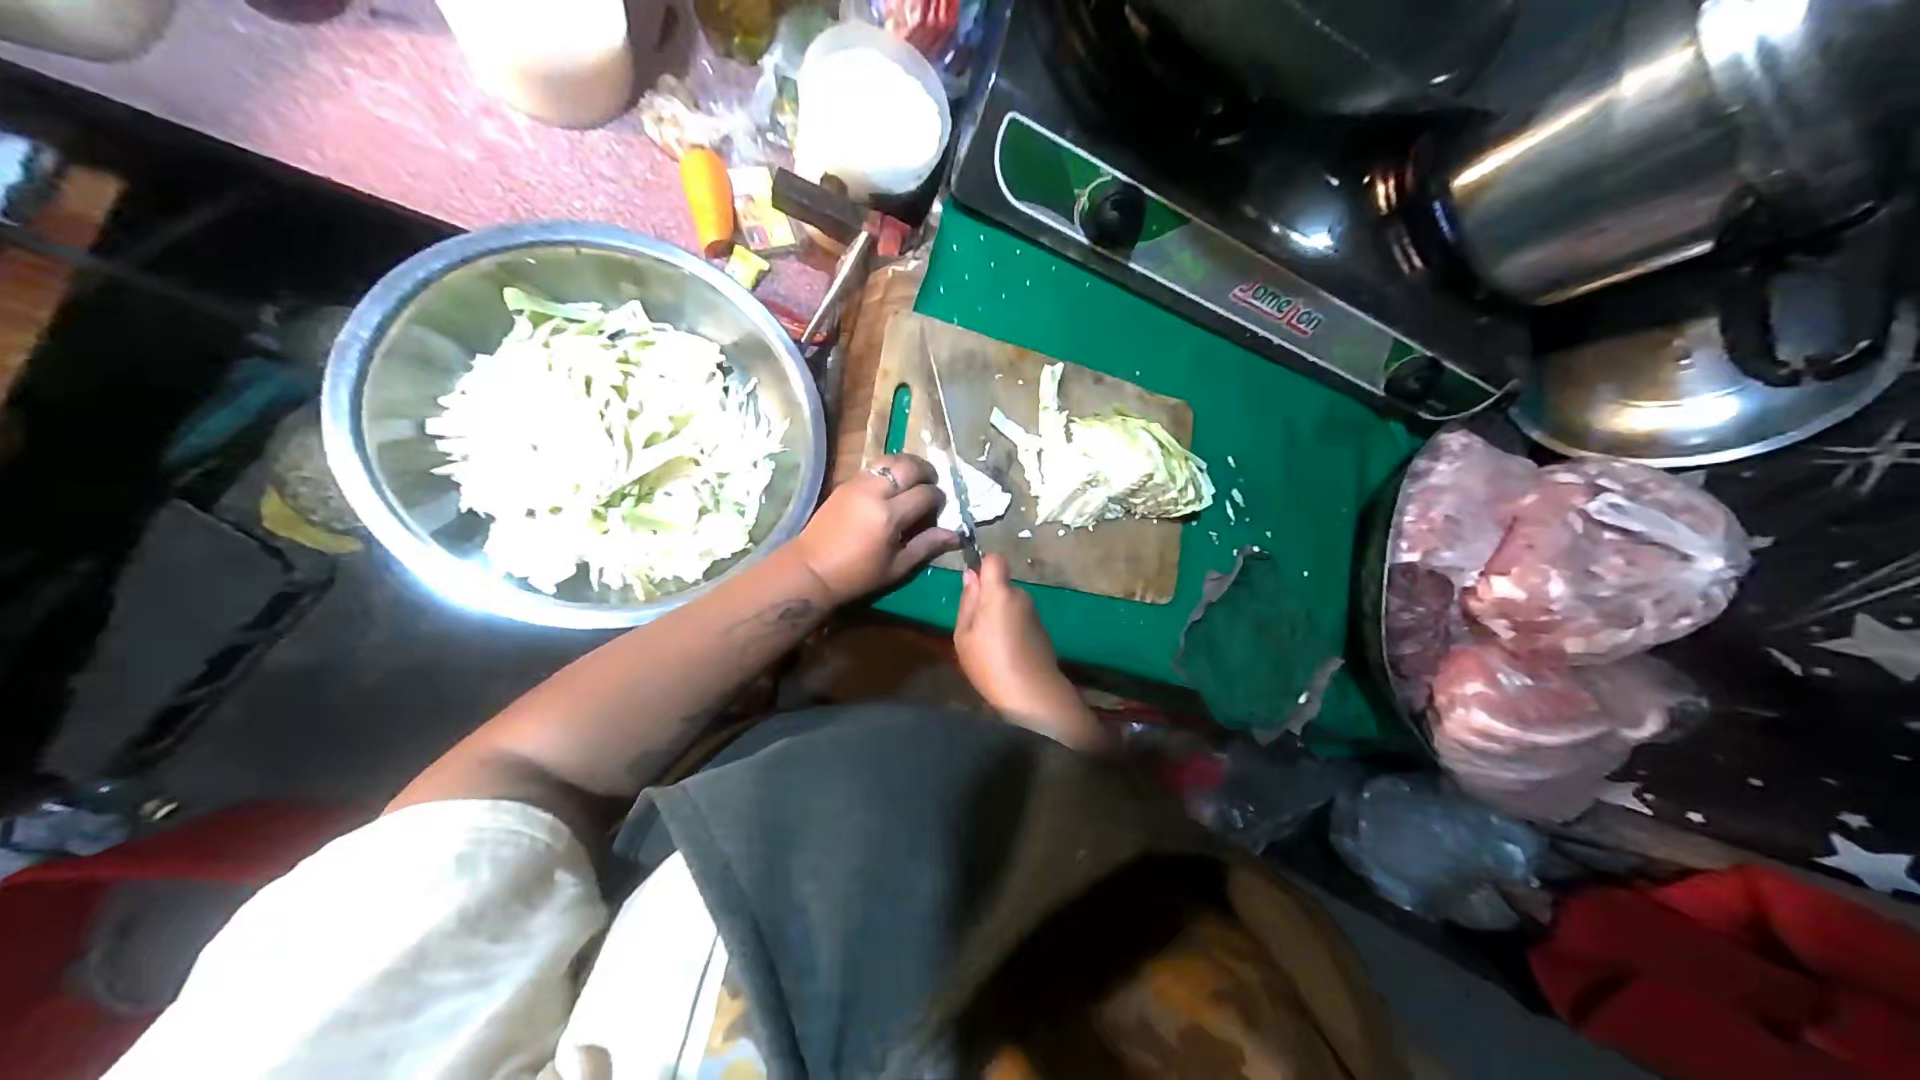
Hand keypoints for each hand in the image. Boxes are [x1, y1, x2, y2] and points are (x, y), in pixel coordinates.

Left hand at [788, 453, 959, 604]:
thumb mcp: (897, 567)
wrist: (812, 569)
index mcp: (889, 516)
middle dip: (927, 473)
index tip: (939, 510)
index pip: (926, 494)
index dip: (938, 500)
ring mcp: (858, 483)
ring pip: (891, 459)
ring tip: (915, 480)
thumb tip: (956, 535)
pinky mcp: (846, 482)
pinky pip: (875, 465)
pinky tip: (893, 484)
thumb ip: (927, 546)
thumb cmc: (857, 575)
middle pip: (910, 467)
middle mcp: (875, 492)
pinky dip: (890, 469)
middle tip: (932, 486)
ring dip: (908, 466)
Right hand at [955, 554, 1108, 750]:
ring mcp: (1034, 613)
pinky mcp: (1041, 630)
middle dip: (988, 598)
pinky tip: (1006, 654)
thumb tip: (970, 575)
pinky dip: (1011, 629)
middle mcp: (1021, 595)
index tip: (972, 589)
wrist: (1032, 694)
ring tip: (989, 646)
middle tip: (975, 628)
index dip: (982, 568)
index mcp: (1000, 592)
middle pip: (1002, 585)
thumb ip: (967, 602)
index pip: (994, 559)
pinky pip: (1020, 619)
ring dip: (1000, 616)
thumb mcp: (964, 635)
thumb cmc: (989, 663)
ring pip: (1010, 603)